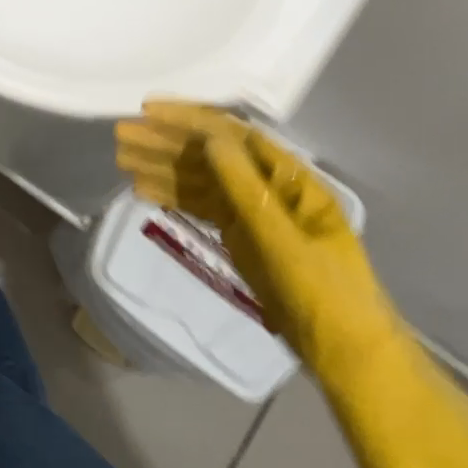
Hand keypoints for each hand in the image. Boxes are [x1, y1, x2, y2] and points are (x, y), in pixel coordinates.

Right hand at [115, 101, 398, 376]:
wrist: (347, 355)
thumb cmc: (326, 295)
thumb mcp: (284, 241)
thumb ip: (246, 189)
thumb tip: (210, 138)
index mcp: (291, 181)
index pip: (233, 135)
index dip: (189, 119)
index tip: (147, 112)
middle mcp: (271, 188)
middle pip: (211, 155)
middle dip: (165, 142)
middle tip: (121, 136)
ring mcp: (255, 213)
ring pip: (200, 179)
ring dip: (161, 166)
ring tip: (121, 159)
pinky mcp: (242, 236)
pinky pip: (201, 206)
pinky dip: (172, 195)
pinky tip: (142, 190)